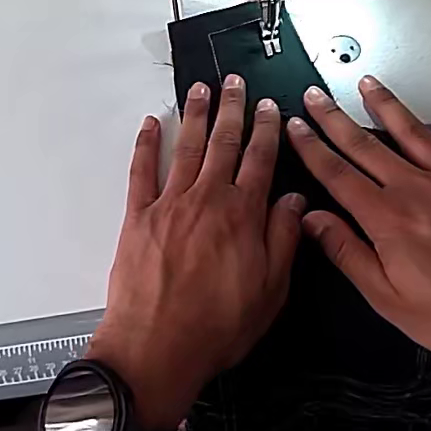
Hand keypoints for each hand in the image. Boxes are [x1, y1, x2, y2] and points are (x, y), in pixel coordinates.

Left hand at [92, 75, 305, 428]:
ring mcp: (169, 205)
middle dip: (233, 110)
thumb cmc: (214, 326)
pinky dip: (147, 145)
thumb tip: (292, 203)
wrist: (158, 346)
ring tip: (201, 90)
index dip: (267, 131)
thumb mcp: (269, 291)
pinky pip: (142, 171)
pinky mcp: (138, 217)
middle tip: (236, 84)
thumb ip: (282, 240)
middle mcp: (206, 202)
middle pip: (224, 145)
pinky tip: (152, 125)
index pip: (260, 161)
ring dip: (196, 116)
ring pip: (187, 149)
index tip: (271, 109)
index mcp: (242, 217)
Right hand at [284, 77, 430, 397]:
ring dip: (386, 105)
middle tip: (316, 97)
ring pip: (413, 133)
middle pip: (366, 145)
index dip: (310, 147)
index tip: (296, 129)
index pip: (336, 173)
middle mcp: (422, 193)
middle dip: (333, 117)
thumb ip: (345, 252)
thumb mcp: (386, 298)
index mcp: (390, 220)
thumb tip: (313, 222)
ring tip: (368, 86)